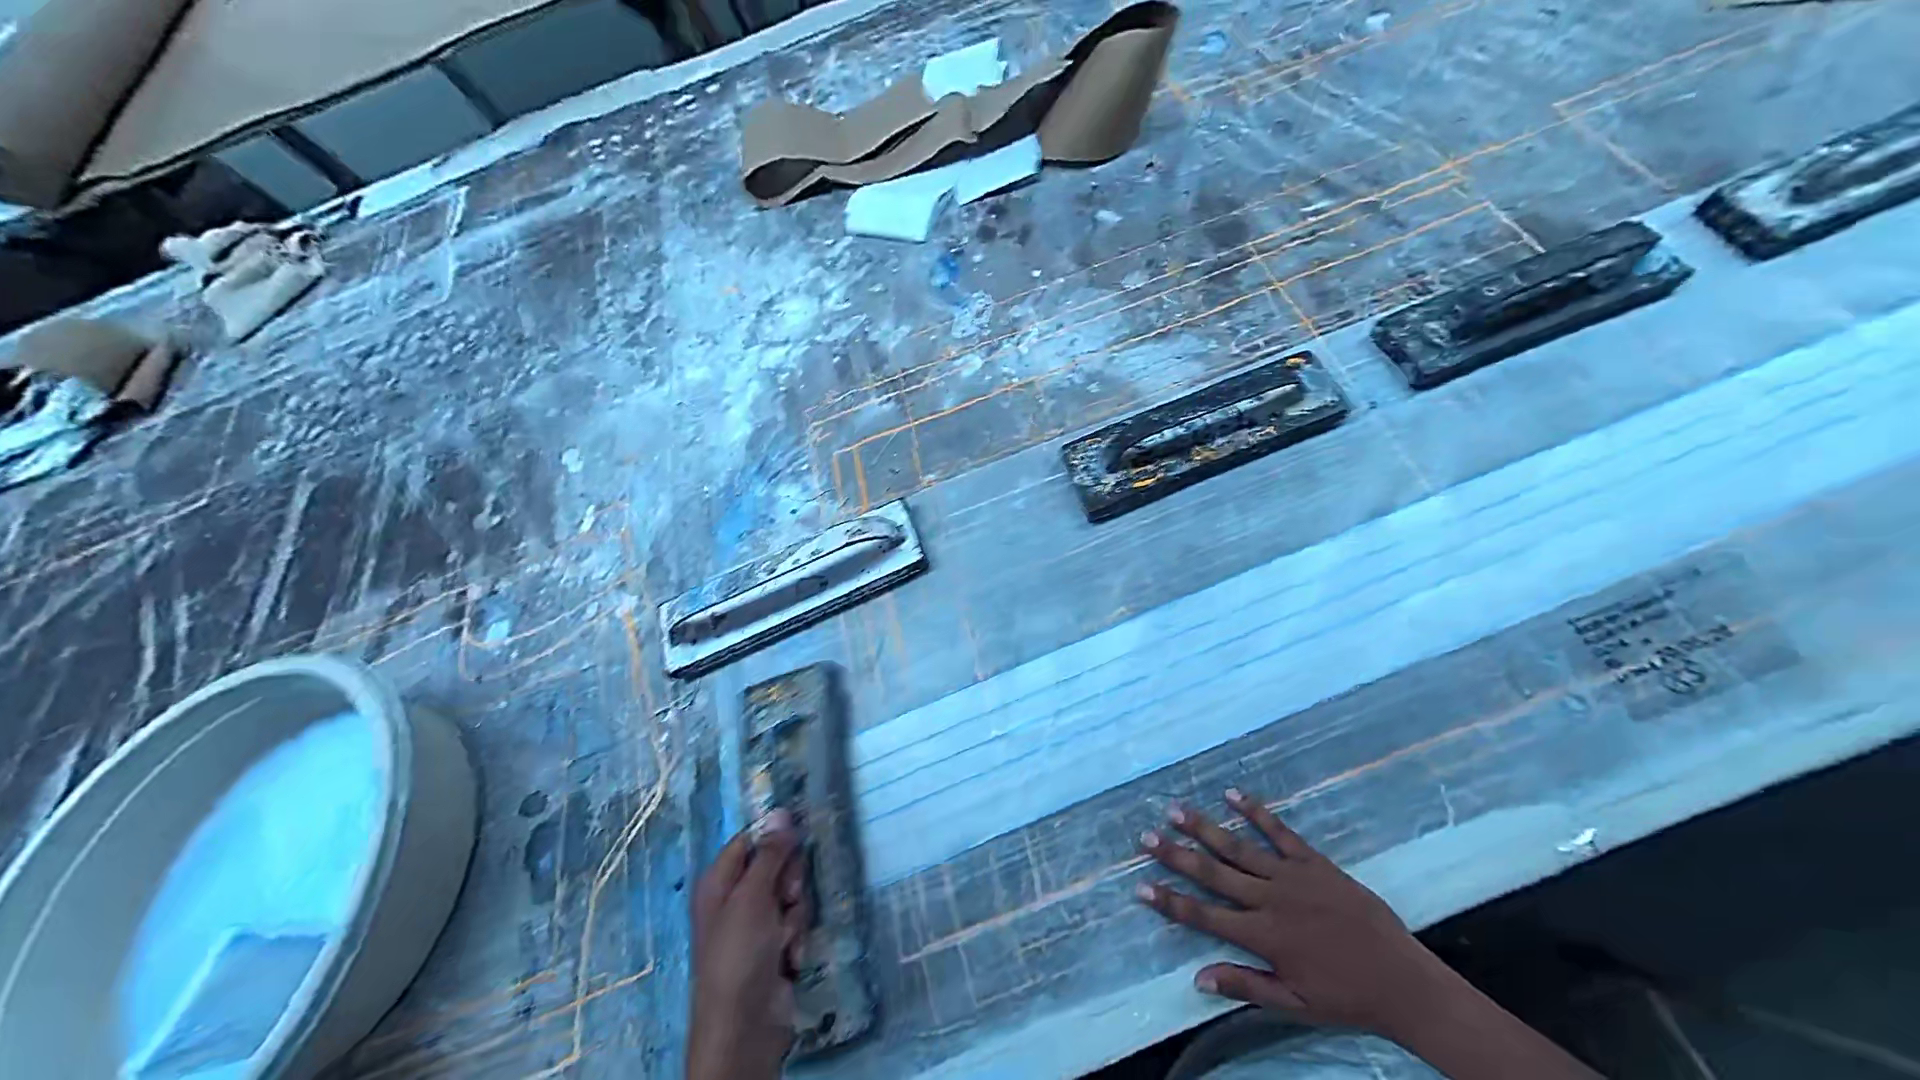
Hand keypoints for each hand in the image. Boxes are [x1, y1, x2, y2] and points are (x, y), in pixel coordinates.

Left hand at [687, 814, 808, 1079]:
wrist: (744, 1025)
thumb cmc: (739, 953)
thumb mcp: (753, 896)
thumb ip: (770, 853)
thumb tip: (781, 810)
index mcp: (719, 881)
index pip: (751, 840)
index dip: (775, 838)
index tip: (797, 839)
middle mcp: (736, 898)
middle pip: (777, 865)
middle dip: (790, 882)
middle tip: (786, 898)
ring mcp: (756, 924)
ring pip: (791, 895)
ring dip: (795, 914)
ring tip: (785, 938)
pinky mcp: (774, 946)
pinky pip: (795, 923)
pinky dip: (797, 937)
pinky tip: (790, 957)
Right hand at [1137, 789, 1602, 1079]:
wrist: (1404, 980)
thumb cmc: (1346, 996)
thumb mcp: (1294, 1003)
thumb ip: (1245, 986)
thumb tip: (1197, 978)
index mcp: (1264, 937)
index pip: (1205, 917)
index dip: (1171, 902)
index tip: (1141, 887)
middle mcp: (1271, 900)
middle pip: (1213, 874)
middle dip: (1177, 855)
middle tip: (1147, 837)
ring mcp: (1292, 876)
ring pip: (1239, 848)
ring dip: (1205, 828)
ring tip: (1176, 810)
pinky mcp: (1314, 862)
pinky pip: (1279, 832)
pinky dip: (1256, 812)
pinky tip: (1233, 794)